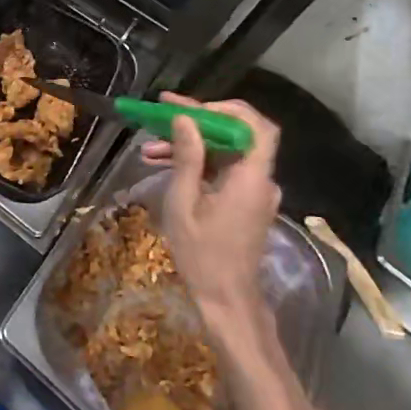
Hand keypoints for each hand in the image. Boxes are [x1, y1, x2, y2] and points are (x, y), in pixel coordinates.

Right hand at [141, 94, 282, 322]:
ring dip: (192, 145)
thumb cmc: (203, 255)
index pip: (256, 126)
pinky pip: (224, 171)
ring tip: (150, 146)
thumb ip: (187, 158)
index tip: (192, 107)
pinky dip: (198, 164)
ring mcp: (255, 193)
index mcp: (251, 178)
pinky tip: (164, 164)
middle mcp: (261, 180)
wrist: (226, 302)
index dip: (228, 109)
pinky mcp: (246, 203)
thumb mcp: (184, 203)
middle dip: (198, 122)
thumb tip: (184, 118)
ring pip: (226, 153)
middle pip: (237, 135)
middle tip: (162, 114)